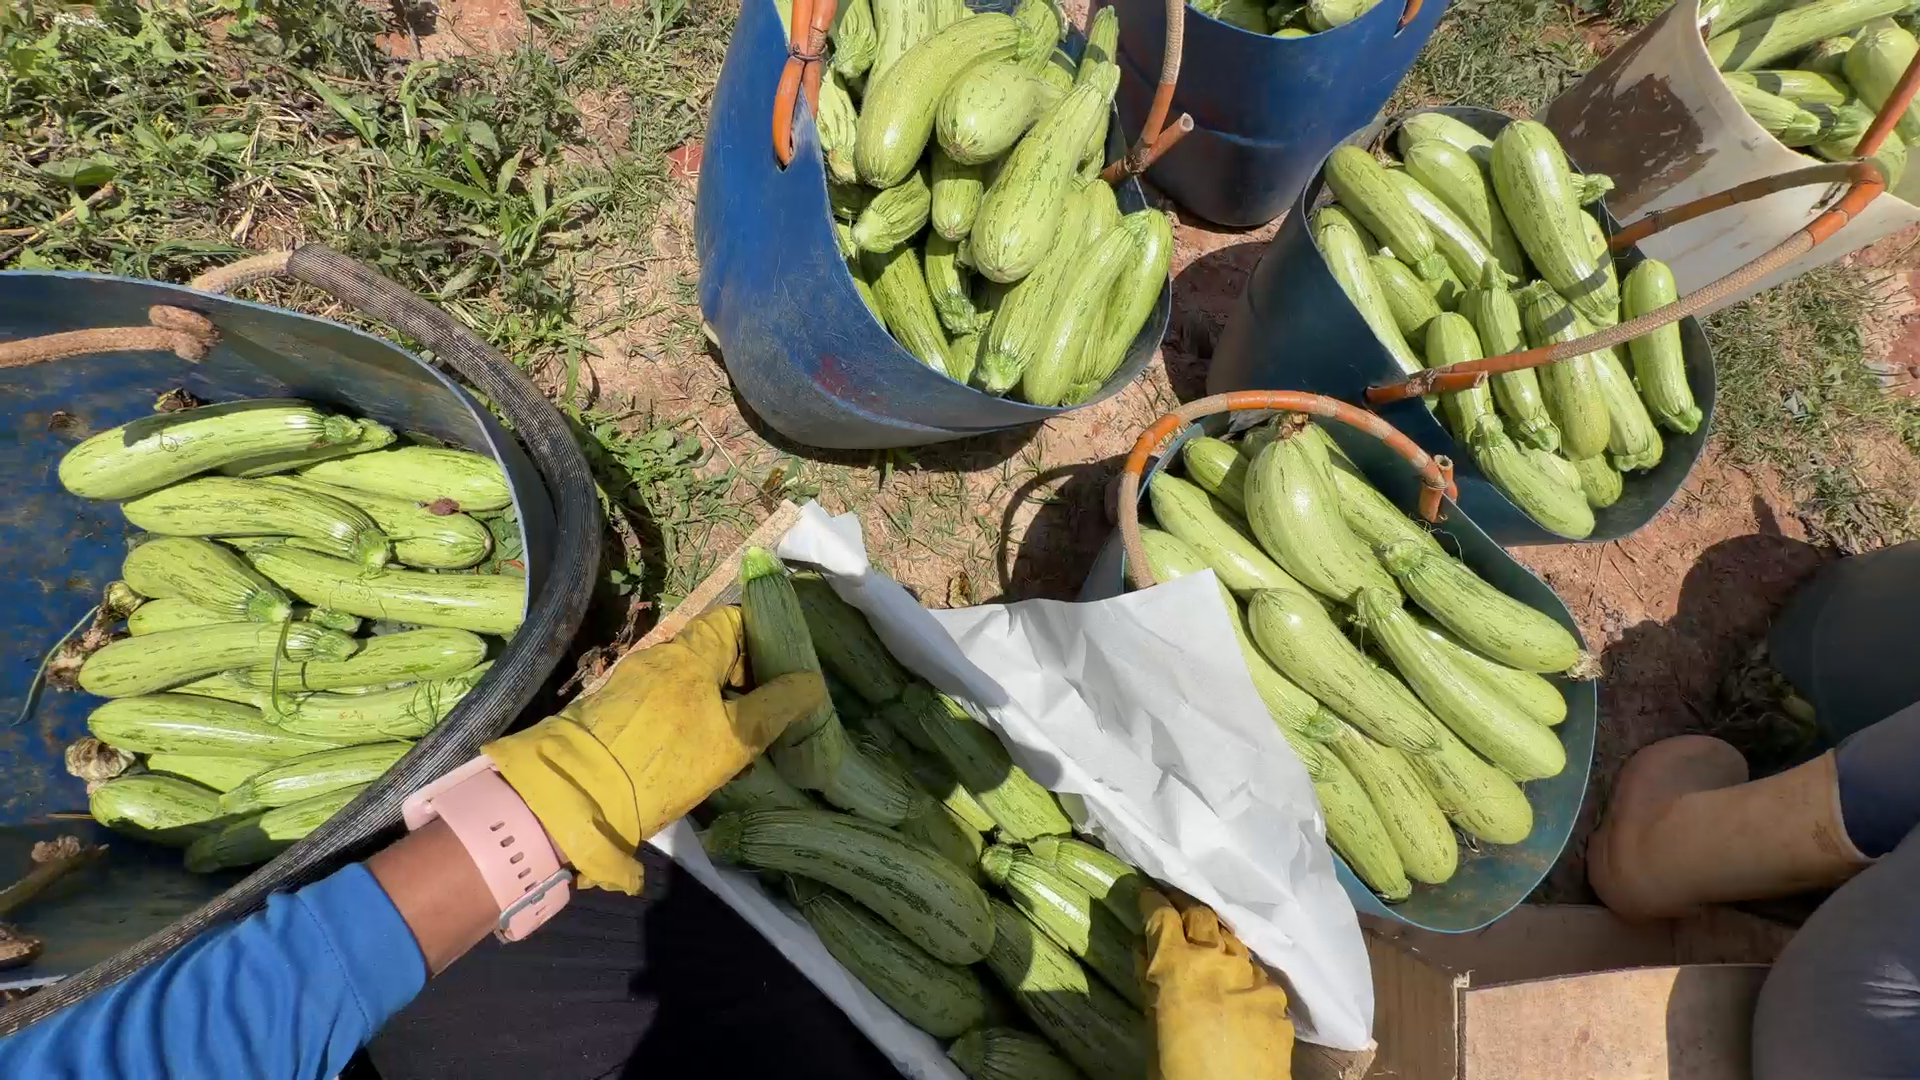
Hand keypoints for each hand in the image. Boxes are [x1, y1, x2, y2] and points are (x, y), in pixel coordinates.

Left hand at [484, 606, 825, 893]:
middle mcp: (661, 657)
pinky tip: (703, 754)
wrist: (573, 799)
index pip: (734, 618)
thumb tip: (813, 682)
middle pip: (717, 651)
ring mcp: (635, 684)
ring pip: (694, 680)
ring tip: (743, 740)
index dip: (764, 634)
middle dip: (748, 676)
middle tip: (772, 709)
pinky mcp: (618, 713)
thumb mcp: (735, 738)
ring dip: (722, 702)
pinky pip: (670, 702)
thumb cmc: (666, 760)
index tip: (786, 664)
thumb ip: (777, 707)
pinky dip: (694, 717)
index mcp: (690, 653)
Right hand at [1140, 890, 1295, 1079]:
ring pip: (1232, 937)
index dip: (1152, 901)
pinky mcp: (1275, 996)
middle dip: (1186, 909)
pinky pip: (1255, 972)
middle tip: (1178, 913)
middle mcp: (1214, 957)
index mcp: (1175, 963)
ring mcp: (1249, 973)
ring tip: (1210, 947)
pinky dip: (1242, 973)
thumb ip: (1149, 978)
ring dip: (1217, 938)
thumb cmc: (1178, 1071)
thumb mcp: (1152, 1021)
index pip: (1160, 912)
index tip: (1148, 896)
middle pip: (1200, 913)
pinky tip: (1239, 989)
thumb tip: (1144, 946)